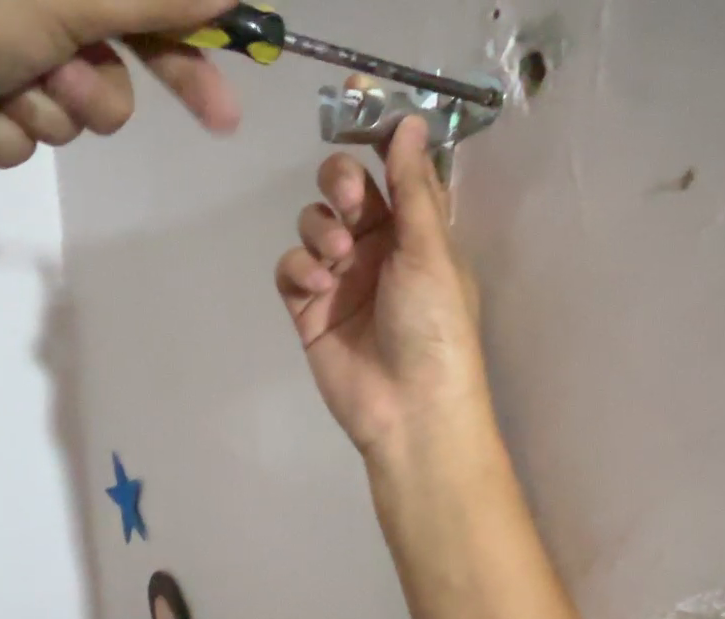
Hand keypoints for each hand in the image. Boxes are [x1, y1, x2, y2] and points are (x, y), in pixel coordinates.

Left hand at [0, 0, 241, 168]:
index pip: (141, 11)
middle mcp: (22, 2)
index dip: (187, 53)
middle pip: (110, 70)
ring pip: (64, 113)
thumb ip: (148, 2)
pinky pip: (16, 138)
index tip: (223, 104)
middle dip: (90, 90)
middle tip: (65, 85)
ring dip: (38, 111)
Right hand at [276, 105, 486, 459]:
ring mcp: (342, 281)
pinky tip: (318, 286)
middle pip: (345, 191)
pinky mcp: (309, 310)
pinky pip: (290, 268)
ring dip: (321, 230)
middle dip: (342, 184)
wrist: (409, 408)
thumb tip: (408, 122)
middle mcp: (379, 251)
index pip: (392, 173)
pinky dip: (299, 267)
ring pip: (313, 226)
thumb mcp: (430, 252)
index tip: (355, 104)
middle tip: (352, 201)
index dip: (374, 139)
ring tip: (339, 261)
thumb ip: (412, 188)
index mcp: (417, 235)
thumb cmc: (435, 327)